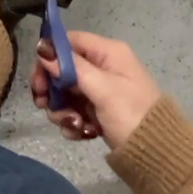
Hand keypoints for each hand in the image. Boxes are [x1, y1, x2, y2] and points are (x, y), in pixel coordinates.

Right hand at [29, 30, 162, 148]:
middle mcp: (103, 66)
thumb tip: (43, 48)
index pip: (69, 41)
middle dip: (52, 89)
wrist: (155, 151)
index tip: (38, 80)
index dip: (49, 57)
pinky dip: (73, 123)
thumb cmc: (131, 114)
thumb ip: (72, 68)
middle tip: (43, 104)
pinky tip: (82, 133)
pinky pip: (74, 111)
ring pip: (65, 93)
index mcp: (108, 52)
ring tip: (74, 124)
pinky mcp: (97, 111)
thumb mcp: (102, 89)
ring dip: (62, 110)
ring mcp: (100, 90)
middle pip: (63, 69)